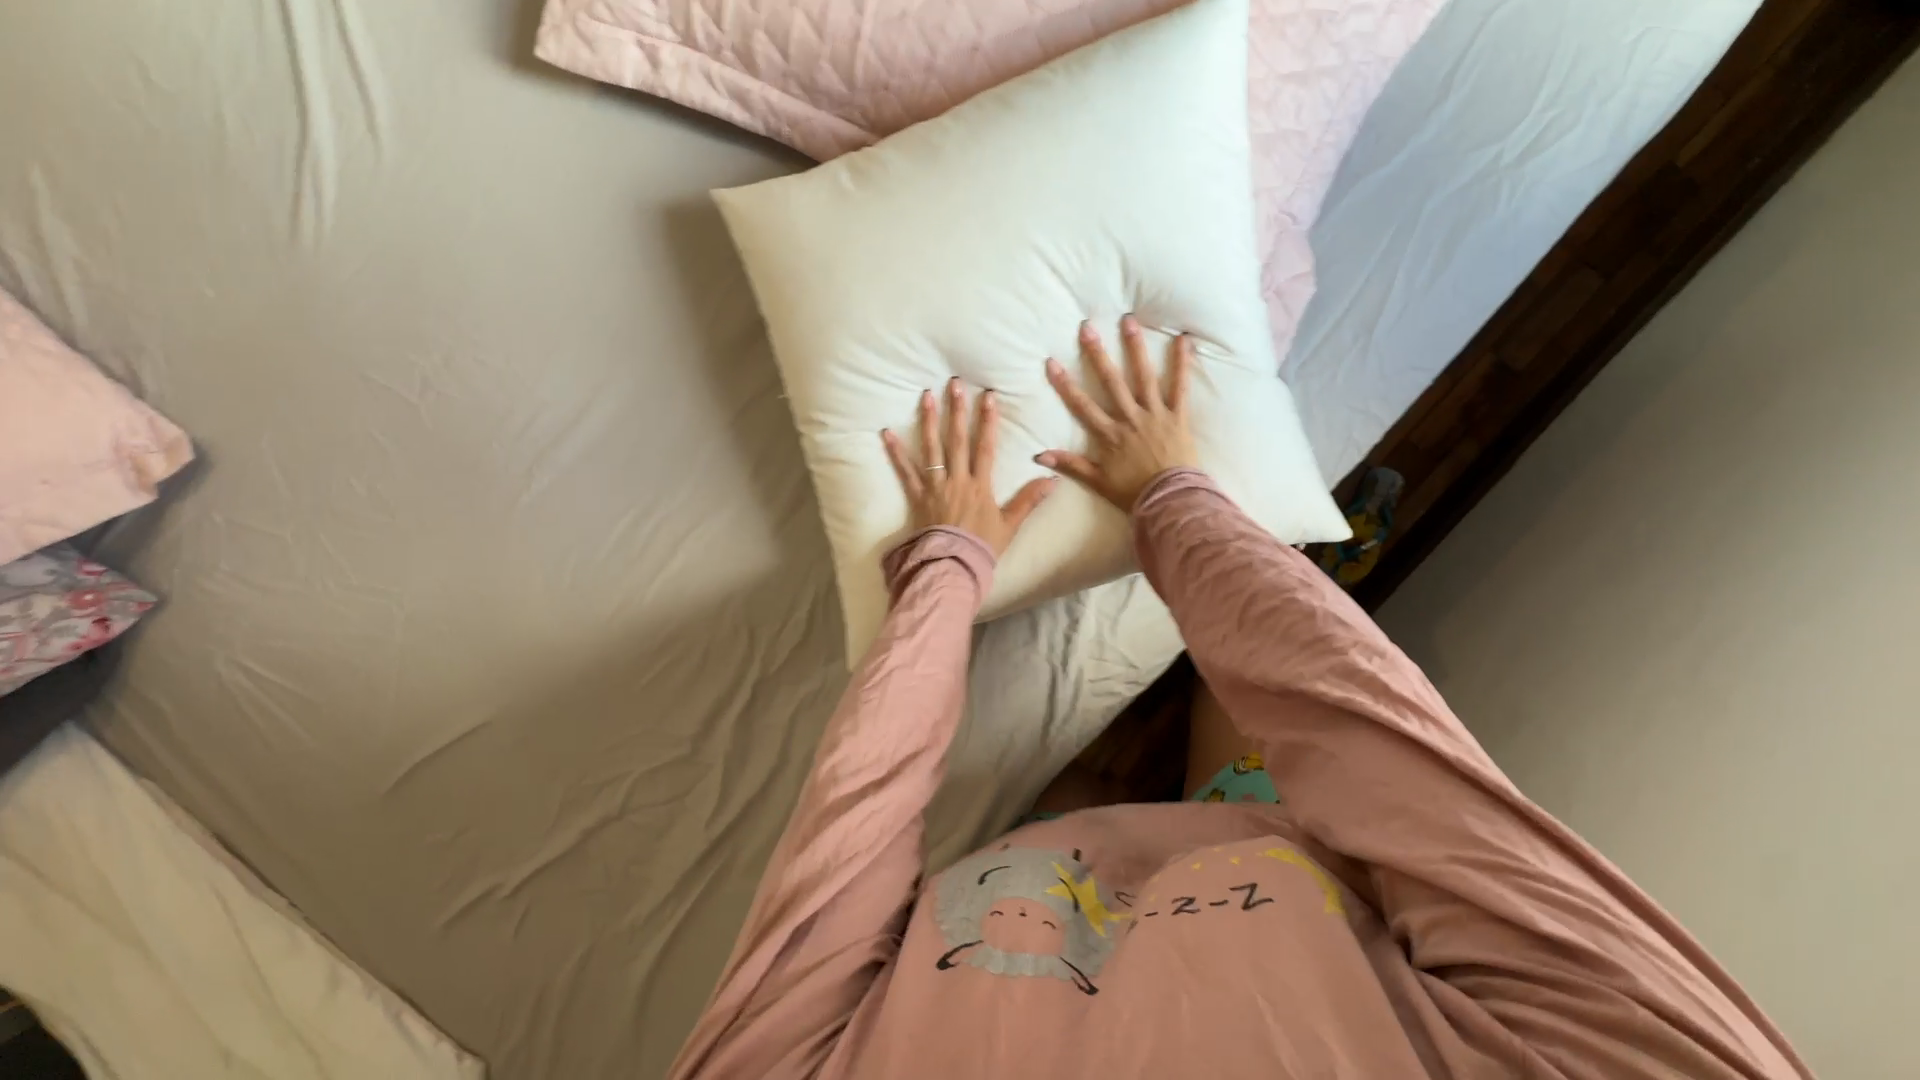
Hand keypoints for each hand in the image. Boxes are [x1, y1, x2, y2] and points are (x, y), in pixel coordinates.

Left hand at [882, 378, 1056, 557]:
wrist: (952, 566)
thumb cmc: (981, 547)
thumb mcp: (1010, 525)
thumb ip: (1029, 500)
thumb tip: (1052, 479)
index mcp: (980, 486)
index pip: (985, 447)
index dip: (987, 421)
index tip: (988, 396)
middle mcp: (957, 480)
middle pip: (957, 440)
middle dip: (957, 410)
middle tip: (954, 384)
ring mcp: (935, 487)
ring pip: (932, 449)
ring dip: (928, 421)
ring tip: (926, 396)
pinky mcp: (917, 497)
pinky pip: (905, 472)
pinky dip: (896, 453)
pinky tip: (887, 433)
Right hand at [1036, 315, 1198, 509]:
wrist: (1171, 500)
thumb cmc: (1134, 493)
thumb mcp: (1098, 481)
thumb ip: (1070, 465)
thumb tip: (1038, 455)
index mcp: (1110, 434)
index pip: (1082, 405)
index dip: (1065, 383)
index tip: (1051, 361)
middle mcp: (1130, 418)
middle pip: (1111, 382)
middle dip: (1097, 354)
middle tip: (1087, 327)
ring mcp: (1155, 415)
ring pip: (1143, 376)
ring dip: (1135, 348)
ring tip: (1129, 321)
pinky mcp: (1178, 416)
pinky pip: (1180, 387)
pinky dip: (1182, 364)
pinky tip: (1183, 340)